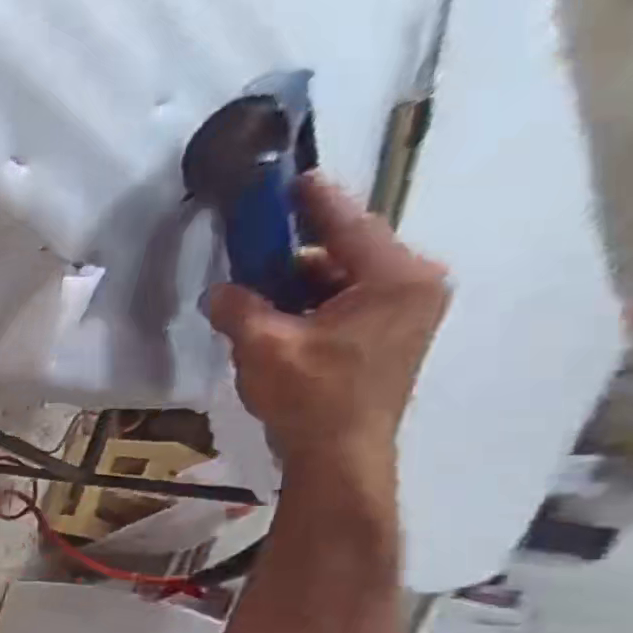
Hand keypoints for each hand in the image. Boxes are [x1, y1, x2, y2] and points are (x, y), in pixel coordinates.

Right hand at [207, 173, 450, 475]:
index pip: (350, 225)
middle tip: (247, 257)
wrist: (339, 455)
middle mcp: (412, 287)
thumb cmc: (311, 396)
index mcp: (395, 279)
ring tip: (251, 299)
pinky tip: (272, 322)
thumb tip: (219, 291)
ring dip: (294, 287)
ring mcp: (403, 314)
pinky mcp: (386, 338)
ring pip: (339, 283)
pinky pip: (342, 305)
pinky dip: (306, 308)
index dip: (315, 201)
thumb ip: (239, 308)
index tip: (292, 178)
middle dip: (291, 257)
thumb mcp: (264, 346)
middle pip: (343, 254)